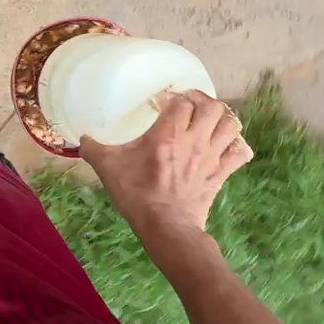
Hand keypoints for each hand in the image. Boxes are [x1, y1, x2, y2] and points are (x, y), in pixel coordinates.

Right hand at [79, 90, 252, 244]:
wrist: (165, 226)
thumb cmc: (136, 193)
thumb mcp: (107, 167)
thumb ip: (92, 149)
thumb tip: (82, 138)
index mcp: (167, 135)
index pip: (182, 102)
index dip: (173, 97)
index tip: (160, 103)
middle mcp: (194, 141)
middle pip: (213, 107)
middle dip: (201, 100)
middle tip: (187, 103)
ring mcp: (212, 157)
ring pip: (231, 125)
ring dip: (221, 117)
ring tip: (207, 118)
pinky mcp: (222, 173)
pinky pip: (241, 152)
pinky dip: (236, 143)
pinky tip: (224, 144)